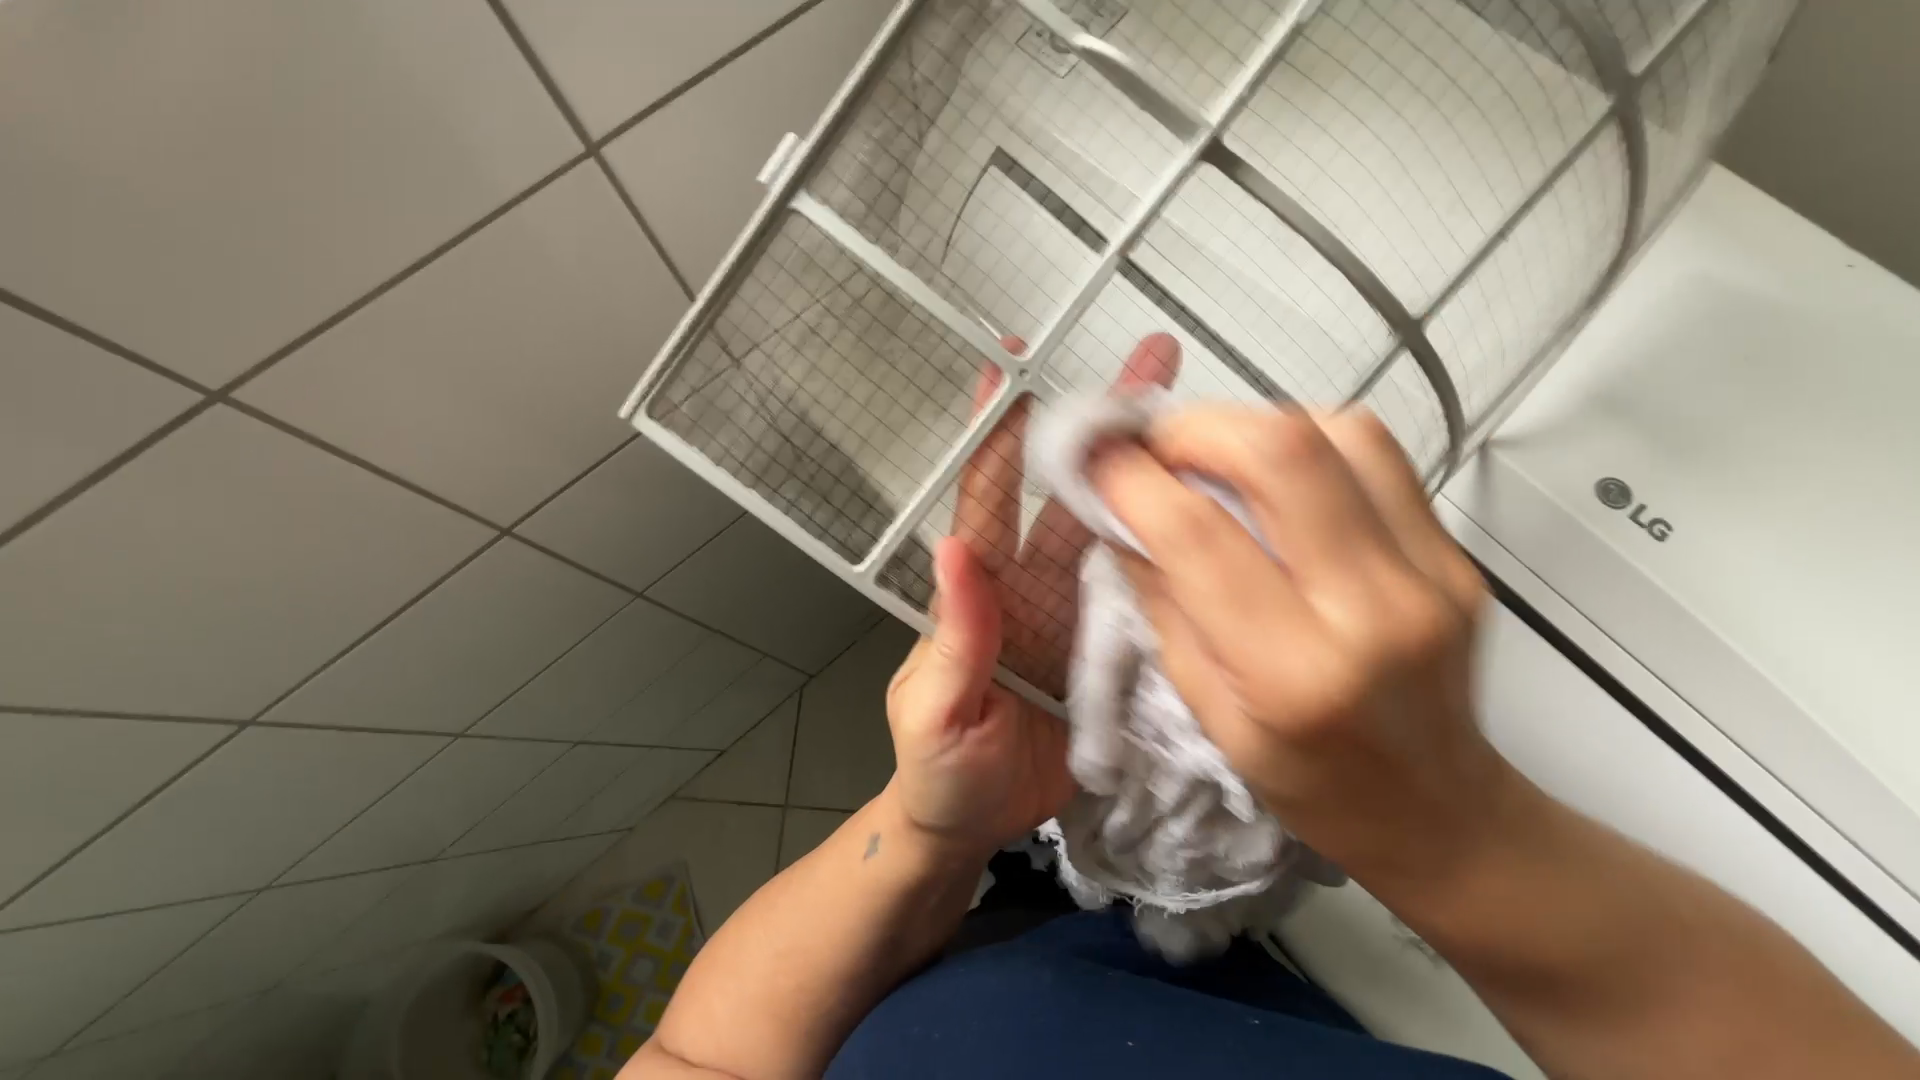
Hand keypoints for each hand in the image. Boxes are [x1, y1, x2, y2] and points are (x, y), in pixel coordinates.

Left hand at [883, 333, 1181, 859]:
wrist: (975, 828)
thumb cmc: (938, 769)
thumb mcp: (937, 708)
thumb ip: (954, 637)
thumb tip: (954, 549)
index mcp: (983, 590)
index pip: (989, 496)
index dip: (998, 431)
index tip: (1011, 363)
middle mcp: (1037, 589)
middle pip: (1073, 498)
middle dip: (1108, 431)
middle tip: (1151, 364)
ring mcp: (1083, 619)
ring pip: (1120, 537)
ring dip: (1154, 483)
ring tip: (1202, 425)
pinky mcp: (1119, 657)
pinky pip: (1152, 596)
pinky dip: (1182, 556)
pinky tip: (1225, 519)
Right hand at [1091, 406, 1506, 888]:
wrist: (1437, 810)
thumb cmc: (1308, 782)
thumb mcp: (1208, 715)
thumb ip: (1164, 606)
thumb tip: (1121, 517)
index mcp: (1293, 673)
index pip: (1198, 537)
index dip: (1133, 481)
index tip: (1097, 458)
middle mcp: (1372, 611)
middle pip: (1283, 454)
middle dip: (1197, 428)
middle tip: (1157, 446)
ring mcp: (1429, 574)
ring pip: (1340, 432)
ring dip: (1256, 426)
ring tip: (1216, 457)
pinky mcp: (1456, 553)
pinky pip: (1379, 456)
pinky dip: (1312, 441)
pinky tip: (1279, 472)